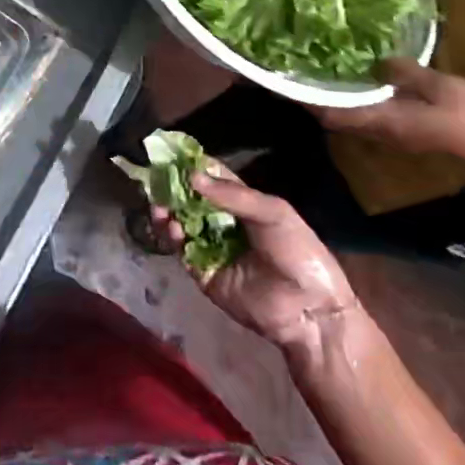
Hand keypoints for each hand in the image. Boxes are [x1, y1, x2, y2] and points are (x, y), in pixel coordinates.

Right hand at [151, 166, 358, 351]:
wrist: (309, 309)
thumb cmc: (298, 252)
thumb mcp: (272, 213)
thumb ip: (232, 195)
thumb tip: (191, 176)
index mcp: (242, 203)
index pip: (210, 178)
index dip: (190, 166)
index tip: (167, 155)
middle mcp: (223, 222)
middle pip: (189, 200)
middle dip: (172, 190)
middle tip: (154, 182)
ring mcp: (212, 248)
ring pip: (180, 224)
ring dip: (167, 212)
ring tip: (159, 207)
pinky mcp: (204, 273)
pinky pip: (182, 252)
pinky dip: (172, 238)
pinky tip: (172, 228)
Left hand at [312, 60, 464, 184]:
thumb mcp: (440, 86)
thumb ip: (403, 73)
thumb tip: (373, 62)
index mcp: (382, 121)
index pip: (329, 112)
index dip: (304, 98)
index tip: (286, 77)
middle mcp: (381, 133)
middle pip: (335, 116)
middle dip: (315, 96)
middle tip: (302, 67)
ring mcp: (397, 136)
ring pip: (353, 117)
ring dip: (336, 97)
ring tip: (326, 68)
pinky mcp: (411, 134)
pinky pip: (372, 116)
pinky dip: (359, 100)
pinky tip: (365, 80)